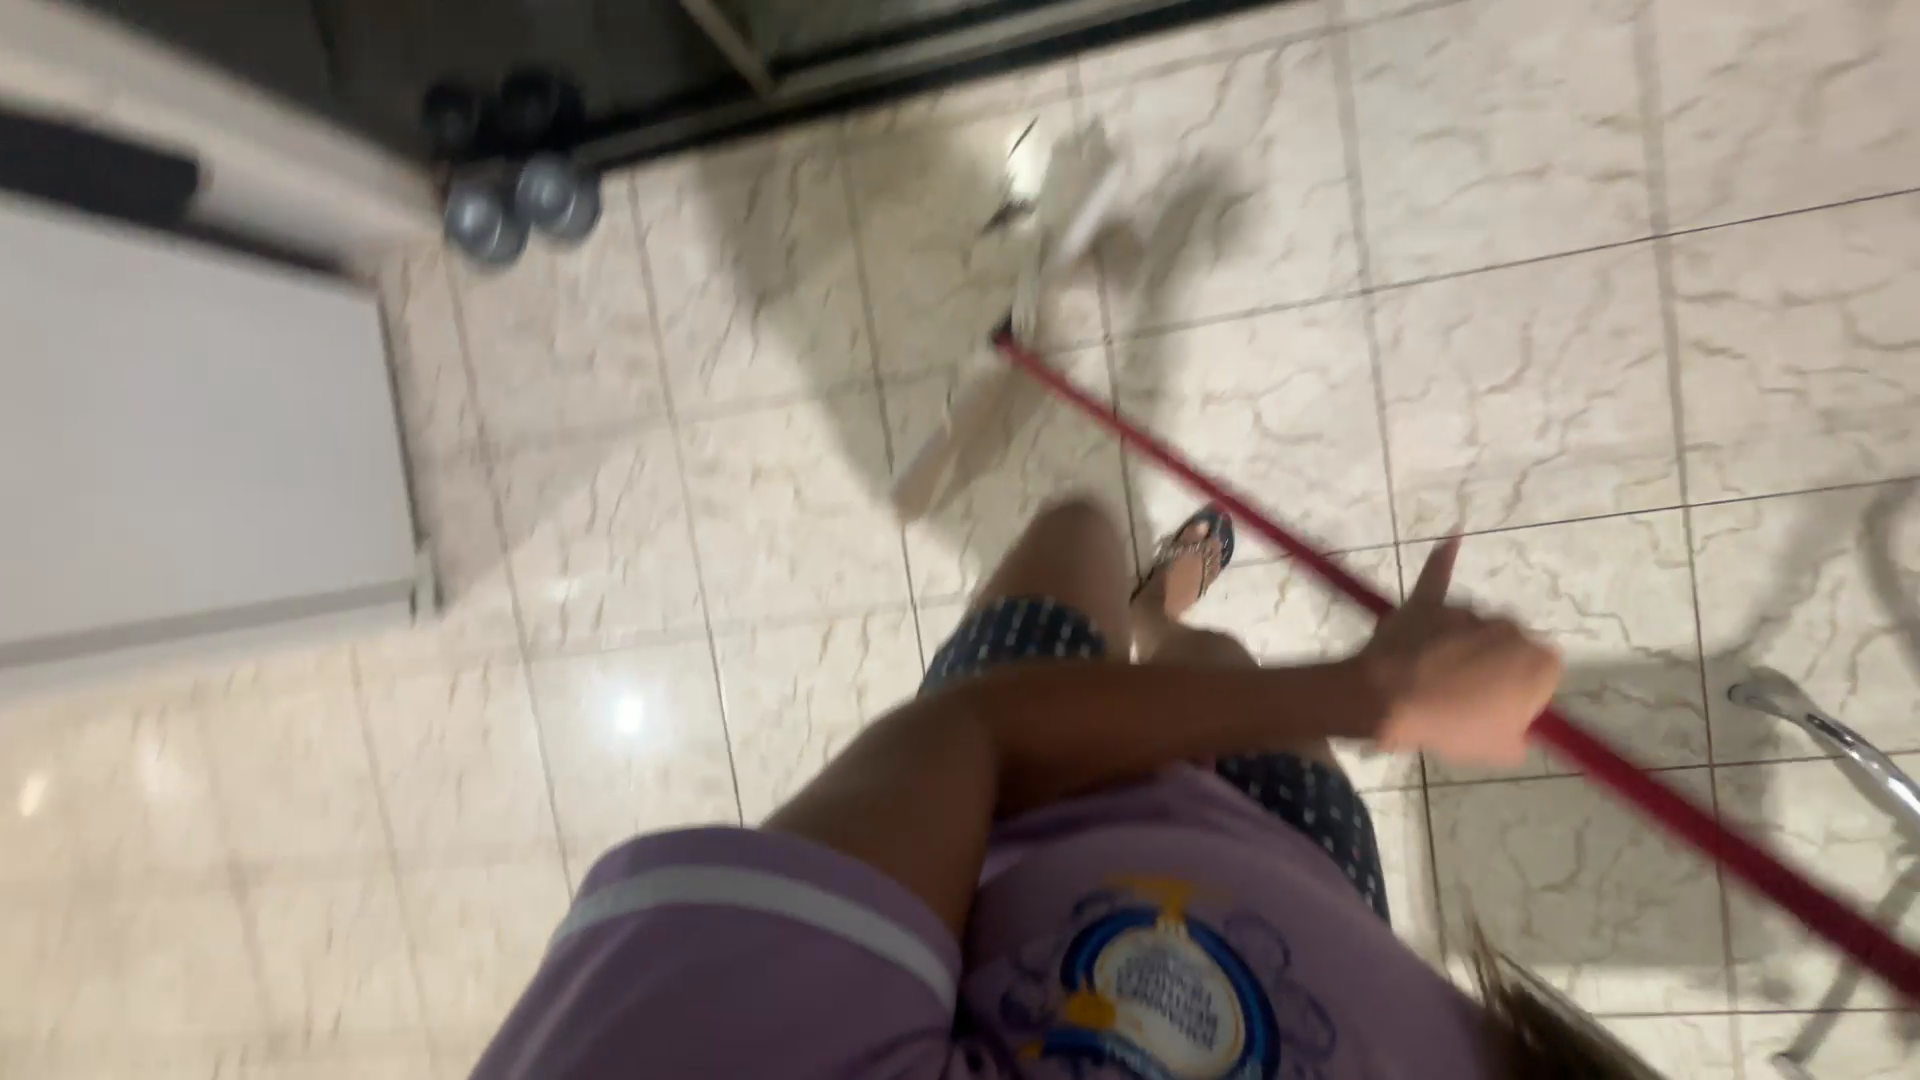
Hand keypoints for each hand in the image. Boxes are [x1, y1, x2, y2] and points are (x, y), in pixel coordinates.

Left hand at [1355, 537, 1561, 765]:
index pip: (1539, 672)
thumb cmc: (1447, 726)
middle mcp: (1507, 626)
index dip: (1516, 689)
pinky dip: (1442, 558)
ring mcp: (1464, 611)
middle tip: (1458, 691)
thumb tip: (1515, 724)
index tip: (1492, 705)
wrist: (1385, 700)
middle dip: (1487, 663)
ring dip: (1457, 642)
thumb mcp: (1500, 748)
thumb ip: (1519, 731)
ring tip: (1430, 670)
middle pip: (1504, 643)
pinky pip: (1437, 575)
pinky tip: (1453, 534)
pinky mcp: (1425, 602)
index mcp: (1538, 661)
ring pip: (1470, 625)